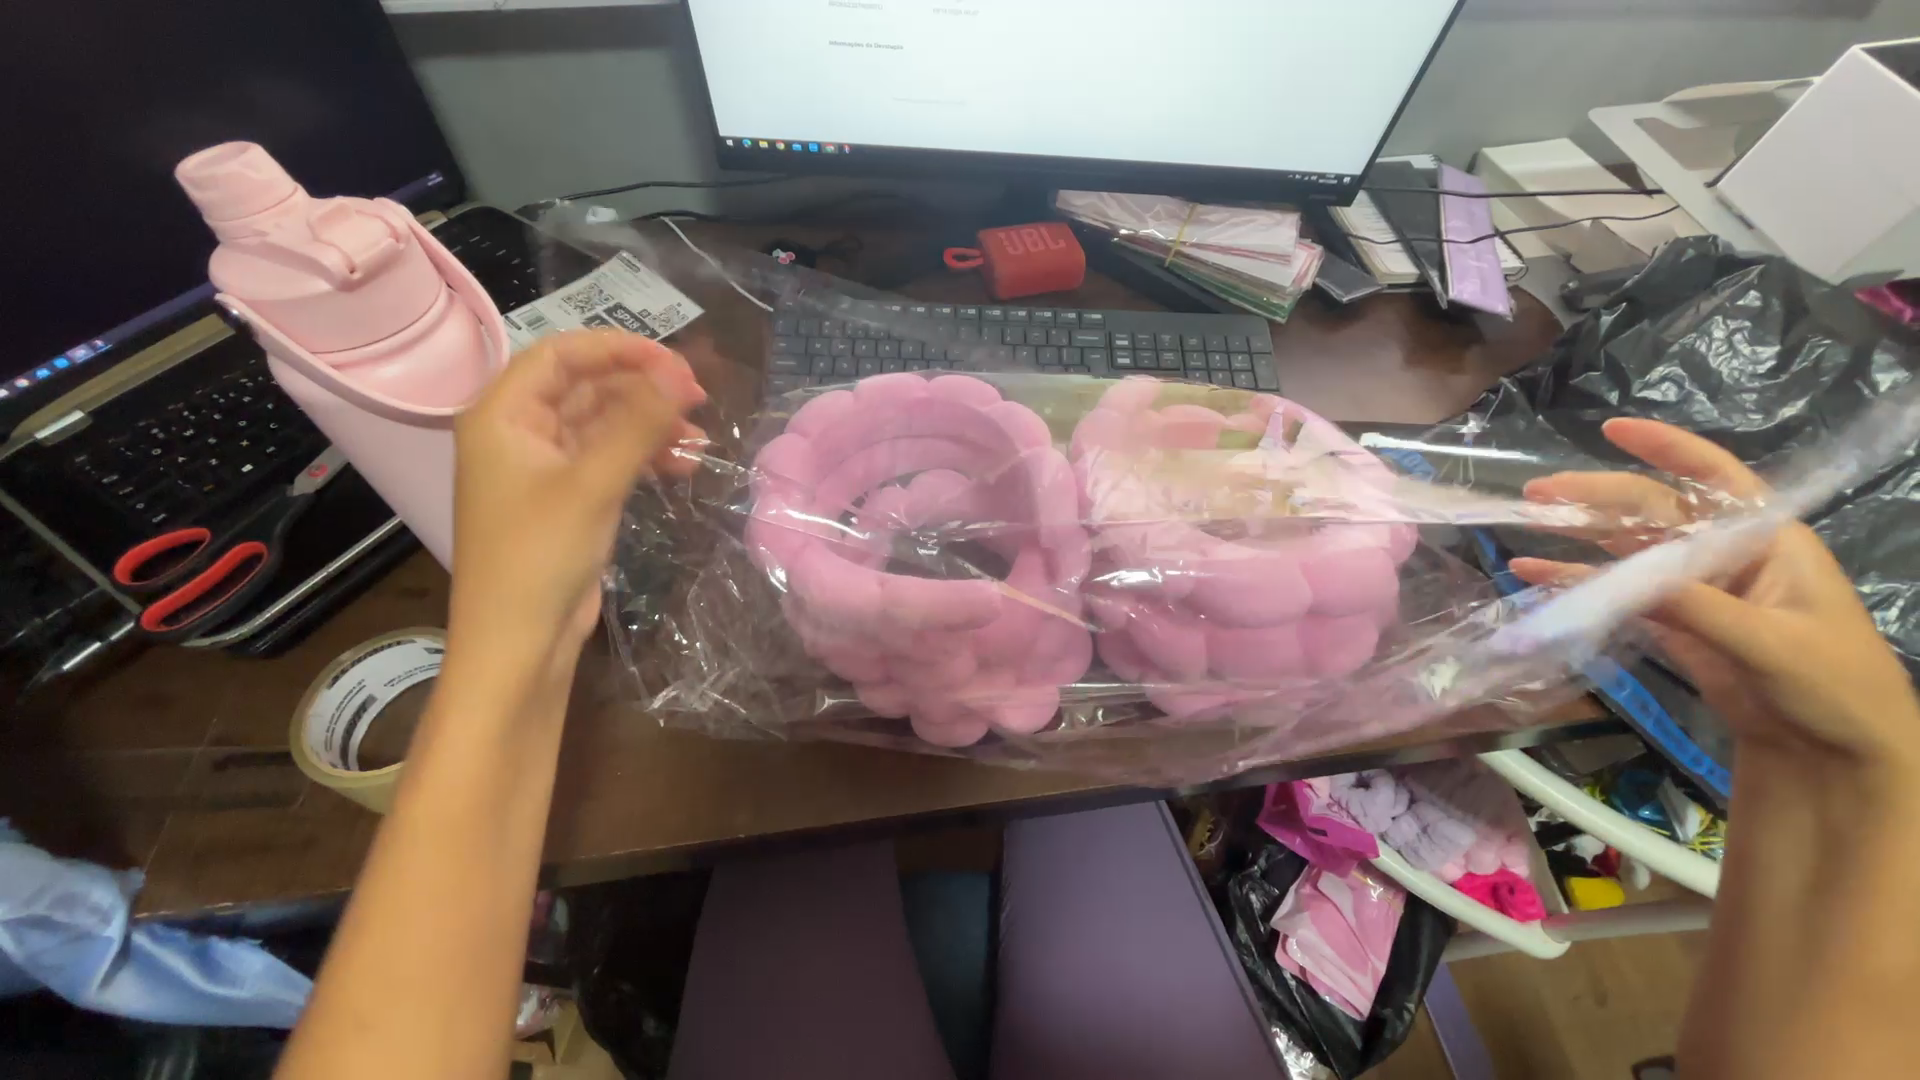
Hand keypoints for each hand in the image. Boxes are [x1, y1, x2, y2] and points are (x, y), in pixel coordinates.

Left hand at [447, 330, 705, 689]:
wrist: (519, 643)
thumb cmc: (540, 557)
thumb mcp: (592, 485)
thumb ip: (637, 425)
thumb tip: (680, 374)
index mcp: (503, 416)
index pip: (560, 356)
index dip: (617, 349)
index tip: (675, 362)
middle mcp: (519, 434)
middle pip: (586, 388)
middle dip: (643, 390)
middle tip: (698, 399)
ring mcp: (544, 468)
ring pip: (604, 425)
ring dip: (650, 427)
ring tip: (699, 440)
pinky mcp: (568, 499)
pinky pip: (609, 459)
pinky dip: (644, 457)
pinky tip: (681, 466)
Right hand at [1509, 417, 1919, 777]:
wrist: (1837, 752)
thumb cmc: (1832, 687)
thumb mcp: (1772, 643)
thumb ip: (1698, 607)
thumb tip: (1625, 578)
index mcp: (1768, 543)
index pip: (1717, 479)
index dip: (1668, 449)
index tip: (1613, 430)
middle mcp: (1726, 555)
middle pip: (1653, 511)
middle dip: (1596, 495)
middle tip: (1537, 492)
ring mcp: (1694, 588)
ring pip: (1627, 546)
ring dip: (1577, 533)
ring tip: (1526, 519)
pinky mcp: (1670, 621)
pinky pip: (1615, 590)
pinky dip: (1575, 581)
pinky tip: (1534, 575)